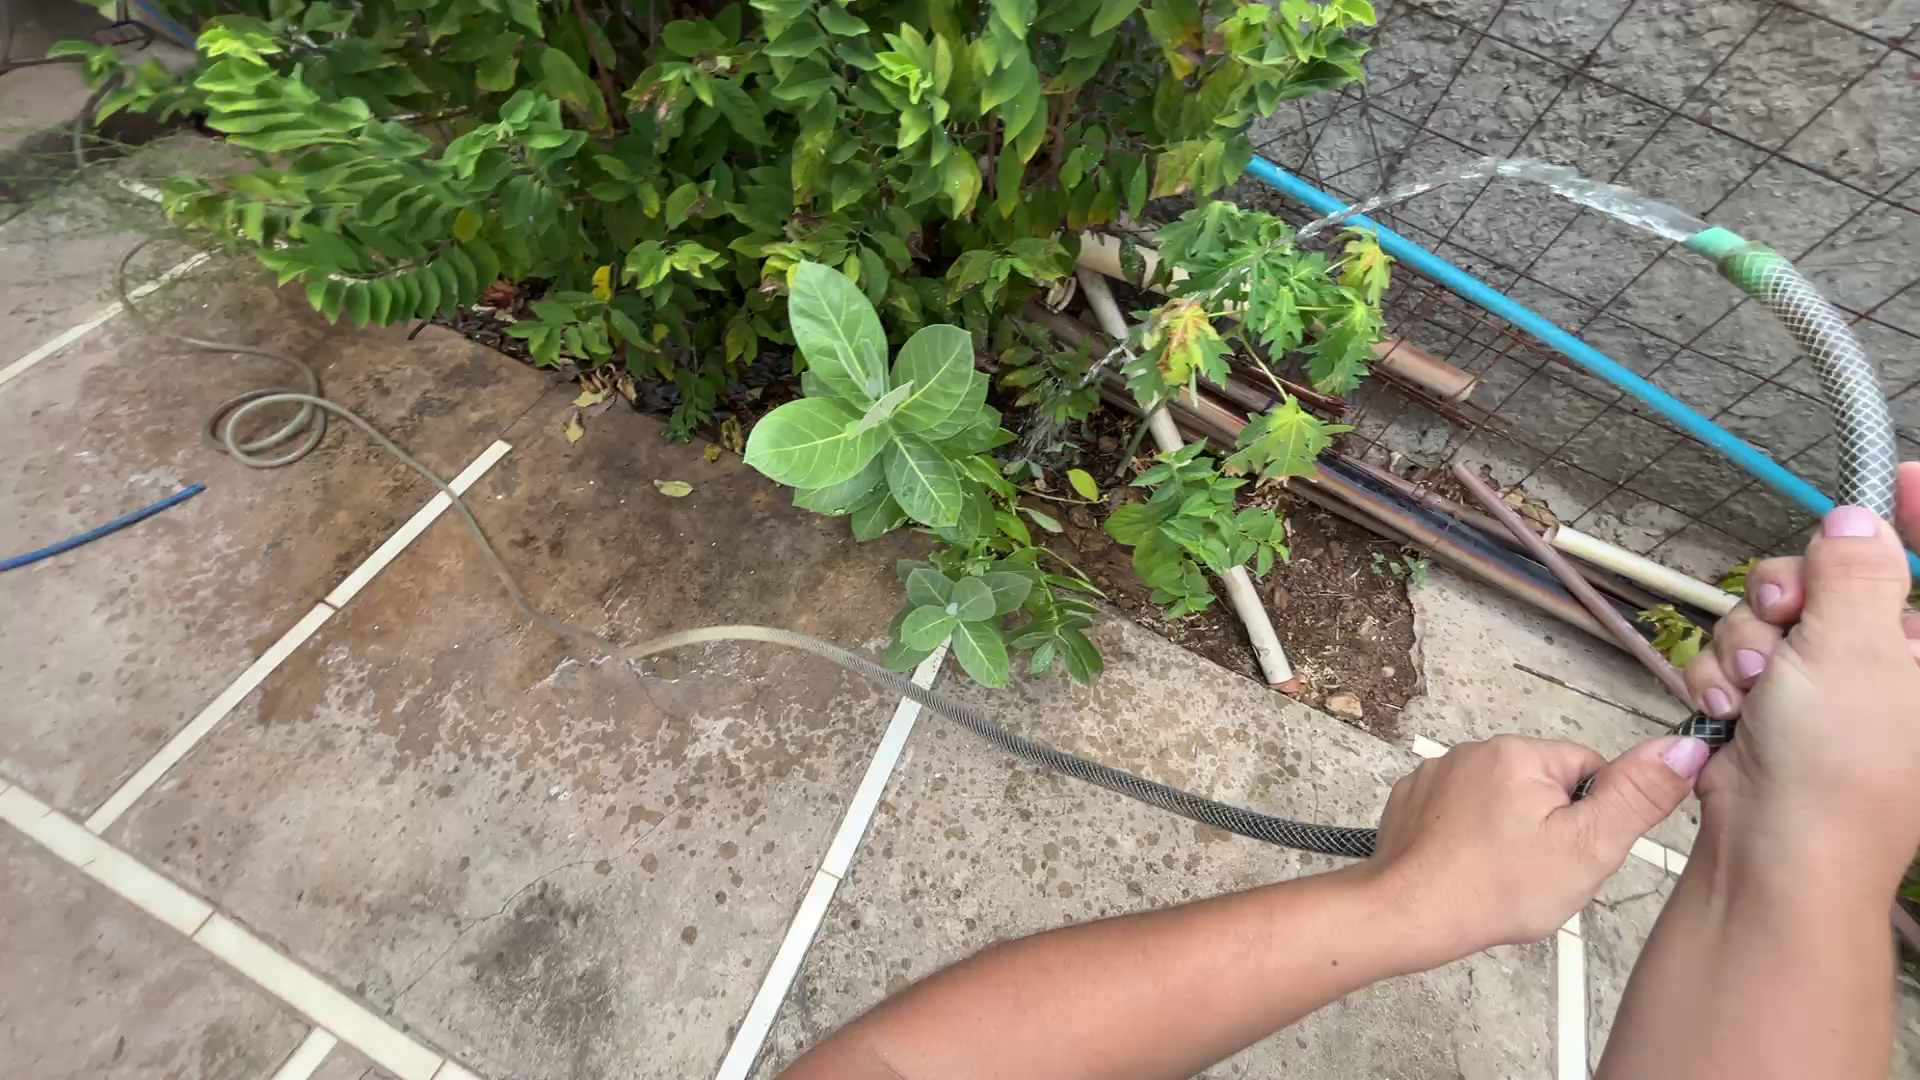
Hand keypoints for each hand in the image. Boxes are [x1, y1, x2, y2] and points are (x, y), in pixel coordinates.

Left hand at [1366, 733, 1706, 954]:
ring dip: (1510, 827)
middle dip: (1552, 822)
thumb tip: (1685, 744)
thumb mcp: (1590, 844)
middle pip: (1541, 783)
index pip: (1587, 769)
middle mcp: (1468, 750)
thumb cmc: (1504, 883)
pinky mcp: (1410, 797)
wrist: (1414, 907)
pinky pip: (1458, 809)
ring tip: (1503, 868)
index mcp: (1515, 752)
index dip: (1593, 814)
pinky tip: (1467, 862)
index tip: (1574, 848)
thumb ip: (1637, 794)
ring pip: (1500, 798)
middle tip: (1540, 865)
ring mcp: (1432, 772)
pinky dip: (1469, 832)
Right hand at [1681, 462, 1919, 888]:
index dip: (1917, 514)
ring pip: (1766, 616)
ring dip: (1742, 644)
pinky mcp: (1774, 693)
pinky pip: (1734, 651)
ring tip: (1750, 688)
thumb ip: (1854, 580)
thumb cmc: (1842, 756)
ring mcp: (1827, 676)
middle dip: (1784, 599)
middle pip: (1827, 581)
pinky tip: (1728, 703)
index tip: (1896, 474)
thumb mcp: (1853, 655)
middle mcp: (1886, 657)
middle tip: (1782, 622)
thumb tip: (1856, 521)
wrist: (1777, 832)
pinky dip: (1720, 673)